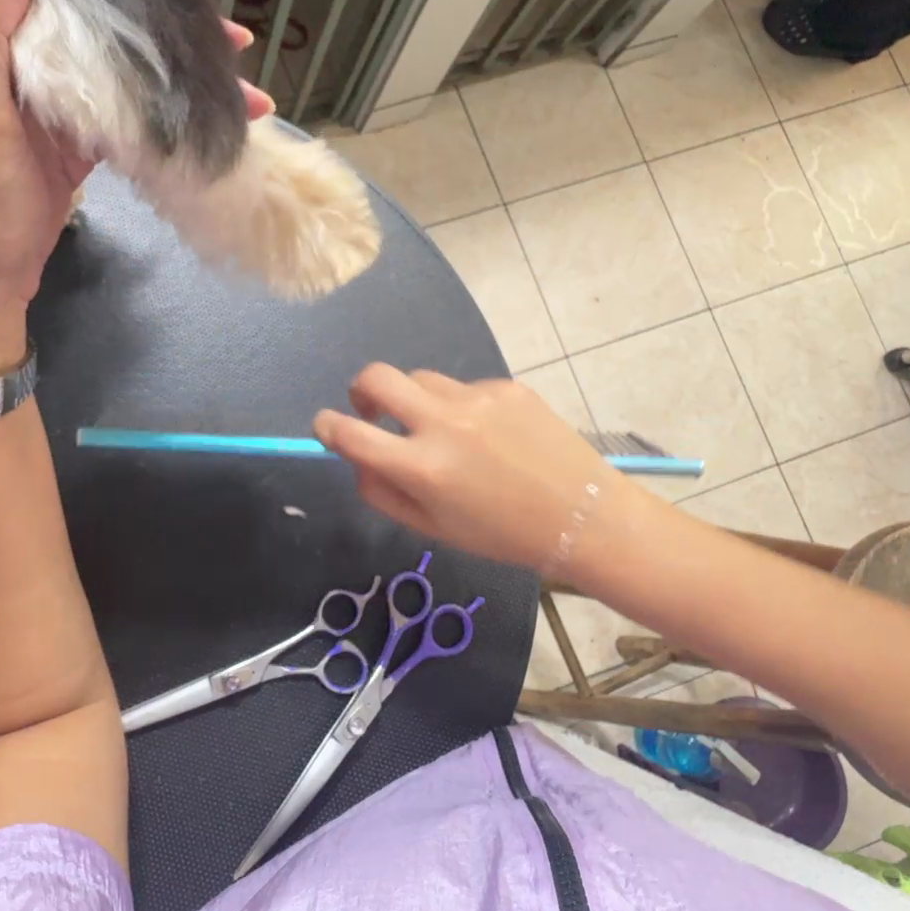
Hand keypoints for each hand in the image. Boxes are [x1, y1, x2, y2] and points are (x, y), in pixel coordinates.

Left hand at [0, 0, 273, 308]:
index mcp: (8, 47)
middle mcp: (37, 66)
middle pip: (116, 32)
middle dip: (178, 38)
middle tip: (238, 45)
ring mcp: (66, 106)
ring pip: (133, 73)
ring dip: (186, 80)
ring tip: (247, 96)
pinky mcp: (85, 142)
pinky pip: (133, 116)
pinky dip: (170, 115)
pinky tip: (208, 119)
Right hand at [313, 364, 653, 580]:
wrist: (583, 516)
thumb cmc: (500, 533)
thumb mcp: (432, 527)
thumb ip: (381, 491)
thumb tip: (356, 457)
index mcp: (421, 467)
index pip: (349, 433)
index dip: (326, 426)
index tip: (325, 426)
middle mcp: (443, 423)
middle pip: (376, 376)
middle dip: (359, 389)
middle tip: (369, 410)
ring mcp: (477, 398)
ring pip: (420, 379)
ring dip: (413, 399)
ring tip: (438, 430)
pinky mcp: (506, 386)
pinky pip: (463, 388)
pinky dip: (460, 407)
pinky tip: (489, 436)